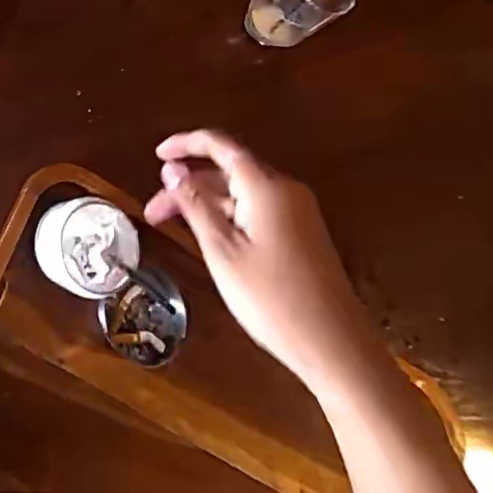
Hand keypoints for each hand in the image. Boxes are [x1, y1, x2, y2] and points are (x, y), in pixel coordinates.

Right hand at [142, 129, 382, 394]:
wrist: (338, 350)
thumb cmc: (274, 300)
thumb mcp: (222, 252)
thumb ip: (195, 205)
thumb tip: (172, 169)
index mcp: (265, 186)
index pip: (219, 144)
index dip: (185, 143)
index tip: (157, 155)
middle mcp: (284, 189)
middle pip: (228, 169)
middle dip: (189, 182)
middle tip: (155, 209)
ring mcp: (297, 211)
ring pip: (241, 191)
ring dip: (206, 201)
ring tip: (173, 226)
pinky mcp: (302, 232)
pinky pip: (256, 208)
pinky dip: (228, 215)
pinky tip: (209, 237)